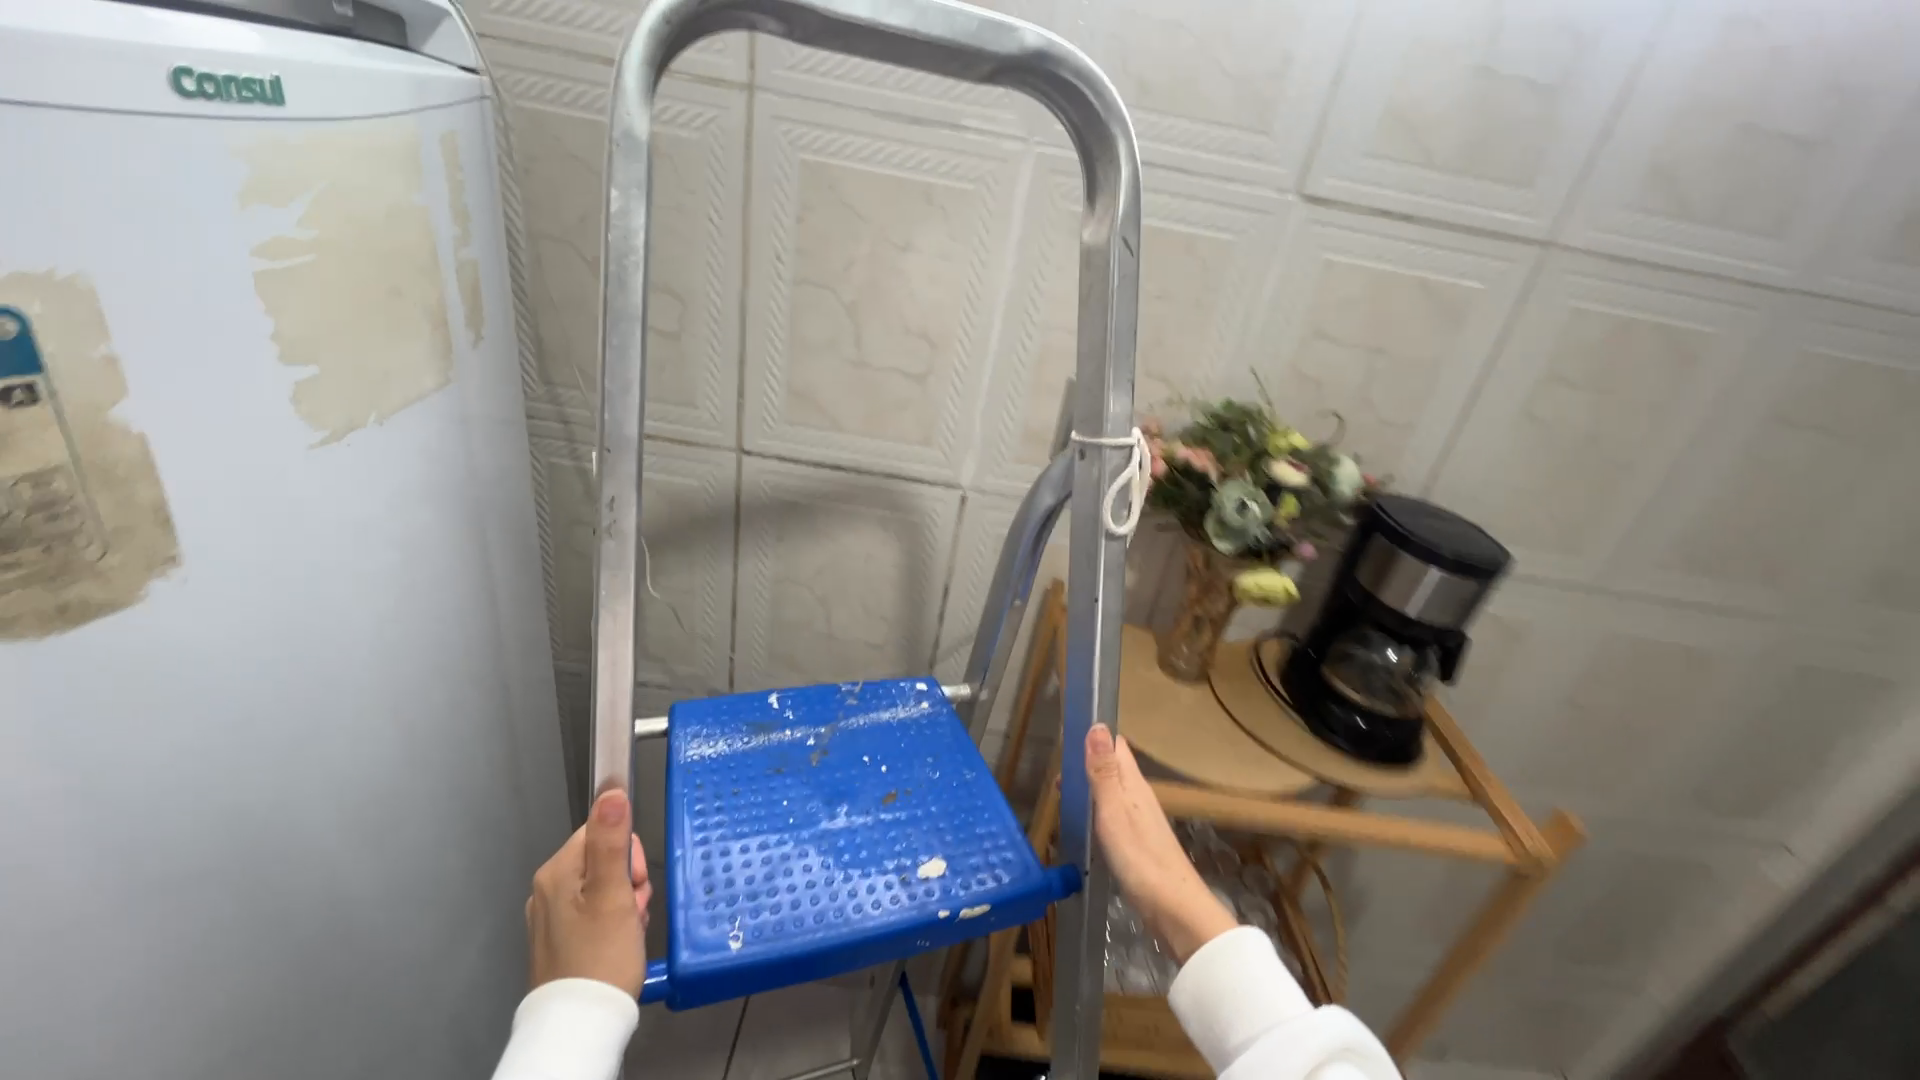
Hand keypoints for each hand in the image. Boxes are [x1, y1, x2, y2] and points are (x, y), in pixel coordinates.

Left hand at [525, 789, 652, 995]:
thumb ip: (612, 841)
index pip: (602, 831)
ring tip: (629, 929)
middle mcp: (547, 888)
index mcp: (557, 872)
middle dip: (630, 879)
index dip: (628, 853)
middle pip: (604, 858)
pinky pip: (596, 910)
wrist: (581, 1022)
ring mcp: (551, 915)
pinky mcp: (560, 938)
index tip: (635, 883)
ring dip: (626, 901)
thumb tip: (612, 791)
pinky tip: (620, 940)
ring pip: (604, 886)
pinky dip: (614, 920)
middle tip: (634, 910)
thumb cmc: (601, 956)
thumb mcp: (614, 894)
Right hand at [1086, 724, 1237, 963]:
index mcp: (1133, 783)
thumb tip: (1097, 725)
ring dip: (1089, 788)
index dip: (1095, 735)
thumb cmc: (1139, 856)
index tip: (1066, 735)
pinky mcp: (1138, 843)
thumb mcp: (1113, 809)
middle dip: (1086, 764)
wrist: (1172, 909)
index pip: (1116, 745)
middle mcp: (1138, 796)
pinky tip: (1083, 825)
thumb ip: (1103, 771)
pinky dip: (1095, 811)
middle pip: (1112, 767)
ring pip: (1112, 792)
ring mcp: (1140, 821)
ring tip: (1062, 797)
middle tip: (1056, 776)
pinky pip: (1113, 814)